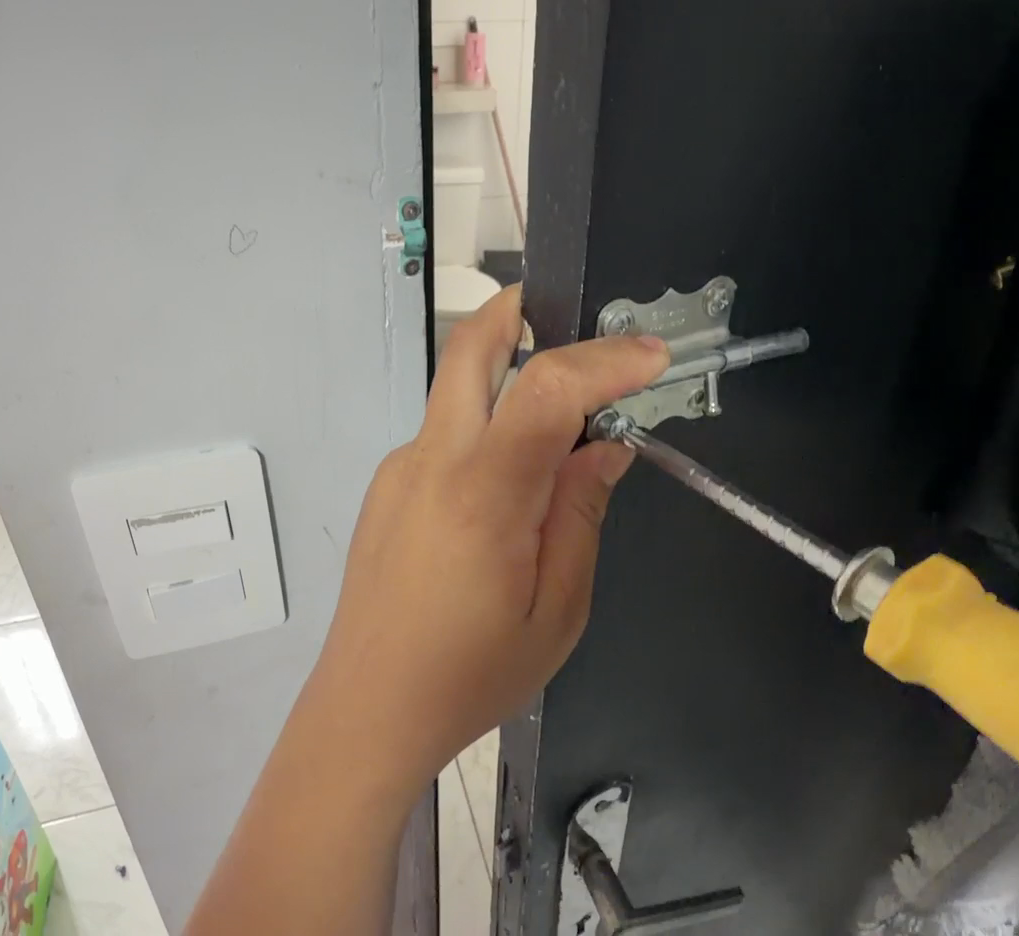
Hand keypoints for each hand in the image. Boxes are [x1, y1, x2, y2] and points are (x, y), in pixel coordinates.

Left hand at [304, 284, 668, 789]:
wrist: (367, 709)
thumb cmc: (470, 673)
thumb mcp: (556, 611)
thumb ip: (580, 515)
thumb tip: (604, 448)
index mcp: (484, 494)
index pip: (546, 389)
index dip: (604, 359)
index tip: (651, 356)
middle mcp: (432, 462)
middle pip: (469, 348)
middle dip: (520, 310)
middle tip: (574, 310)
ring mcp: (400, 470)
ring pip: (456, 391)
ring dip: (507, 378)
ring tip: (565, 423)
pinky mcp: (386, 488)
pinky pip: (444, 436)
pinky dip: (486, 430)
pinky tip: (512, 487)